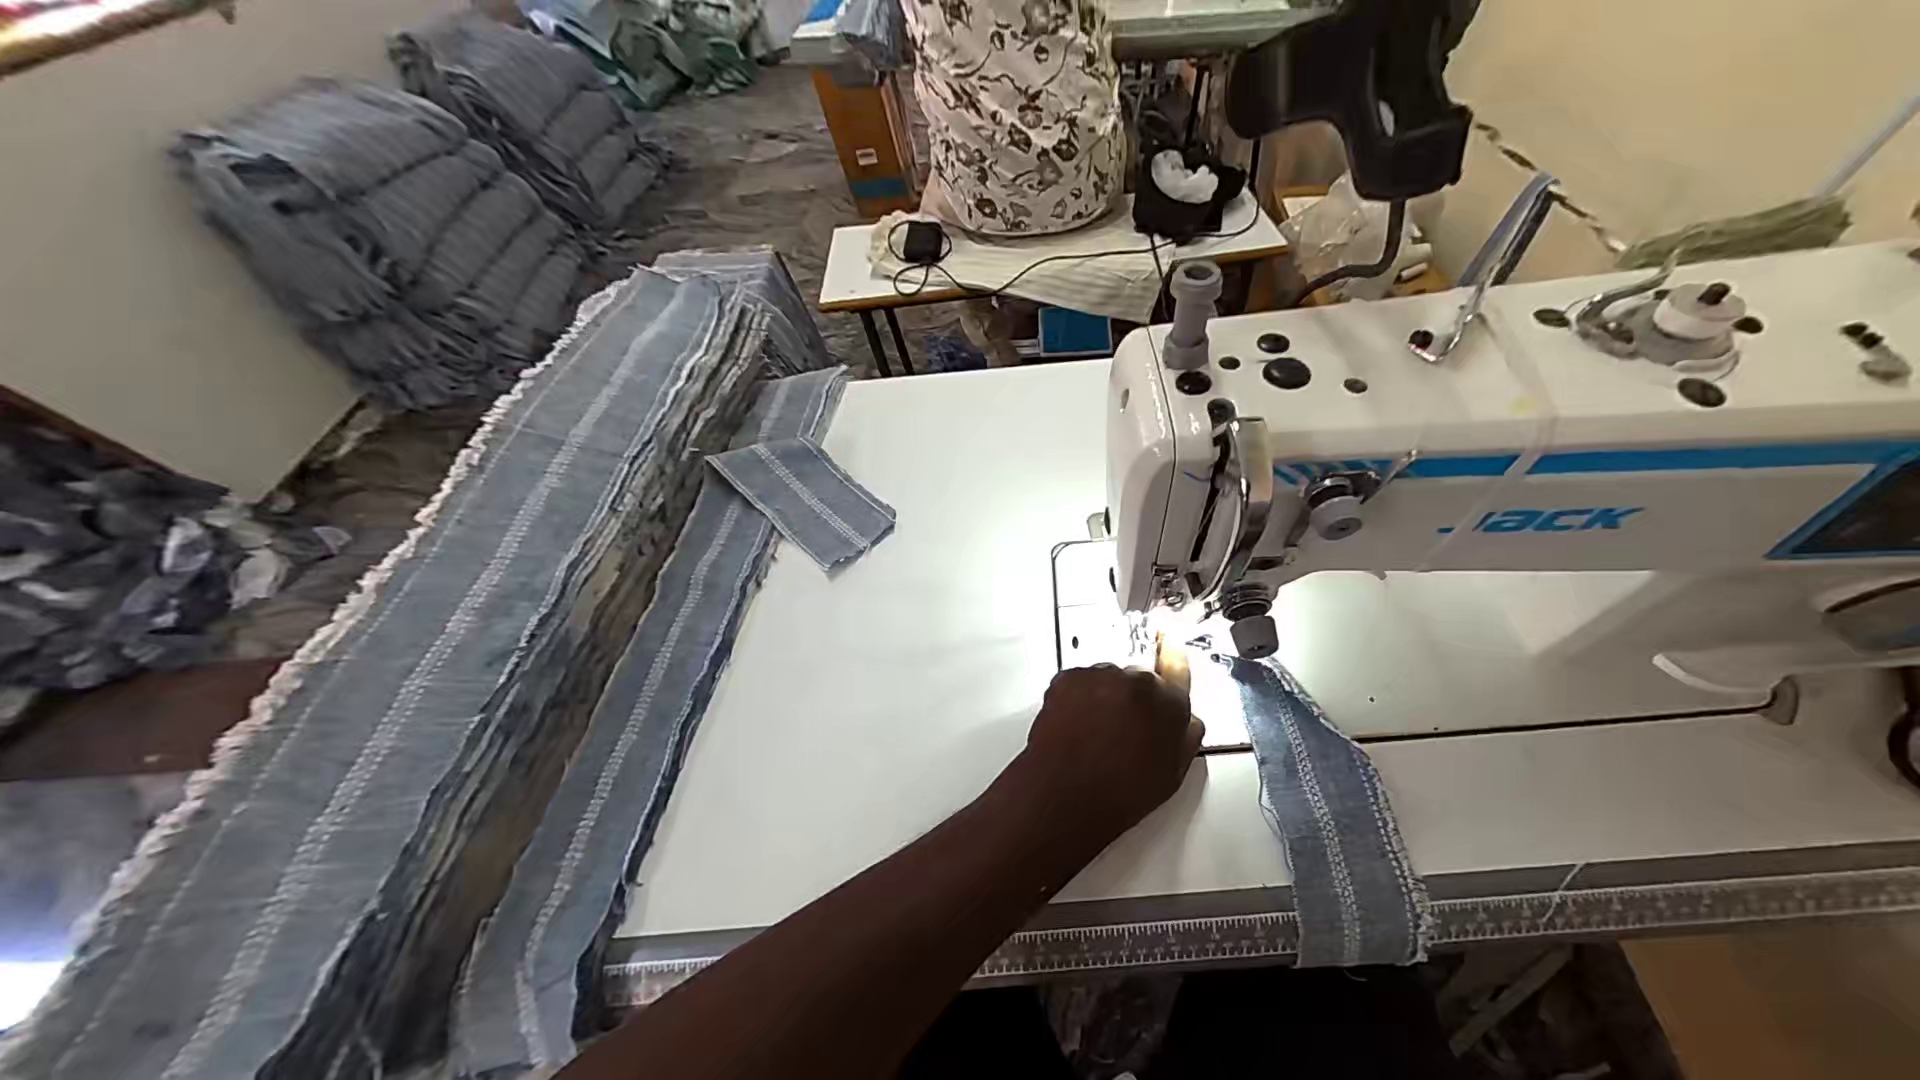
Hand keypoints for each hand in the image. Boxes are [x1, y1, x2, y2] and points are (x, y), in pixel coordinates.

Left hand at [1007, 637, 1204, 847]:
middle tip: (1122, 729)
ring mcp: (1101, 676)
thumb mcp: (1171, 773)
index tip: (1168, 644)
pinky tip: (1078, 727)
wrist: (1064, 794)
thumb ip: (1184, 736)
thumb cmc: (1116, 793)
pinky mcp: (1069, 677)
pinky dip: (1078, 697)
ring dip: (1104, 697)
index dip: (1172, 654)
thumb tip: (1185, 722)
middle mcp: (1137, 680)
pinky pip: (1080, 681)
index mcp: (1170, 701)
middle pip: (1140, 678)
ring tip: (1095, 735)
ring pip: (1108, 680)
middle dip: (1134, 698)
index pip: (1177, 663)